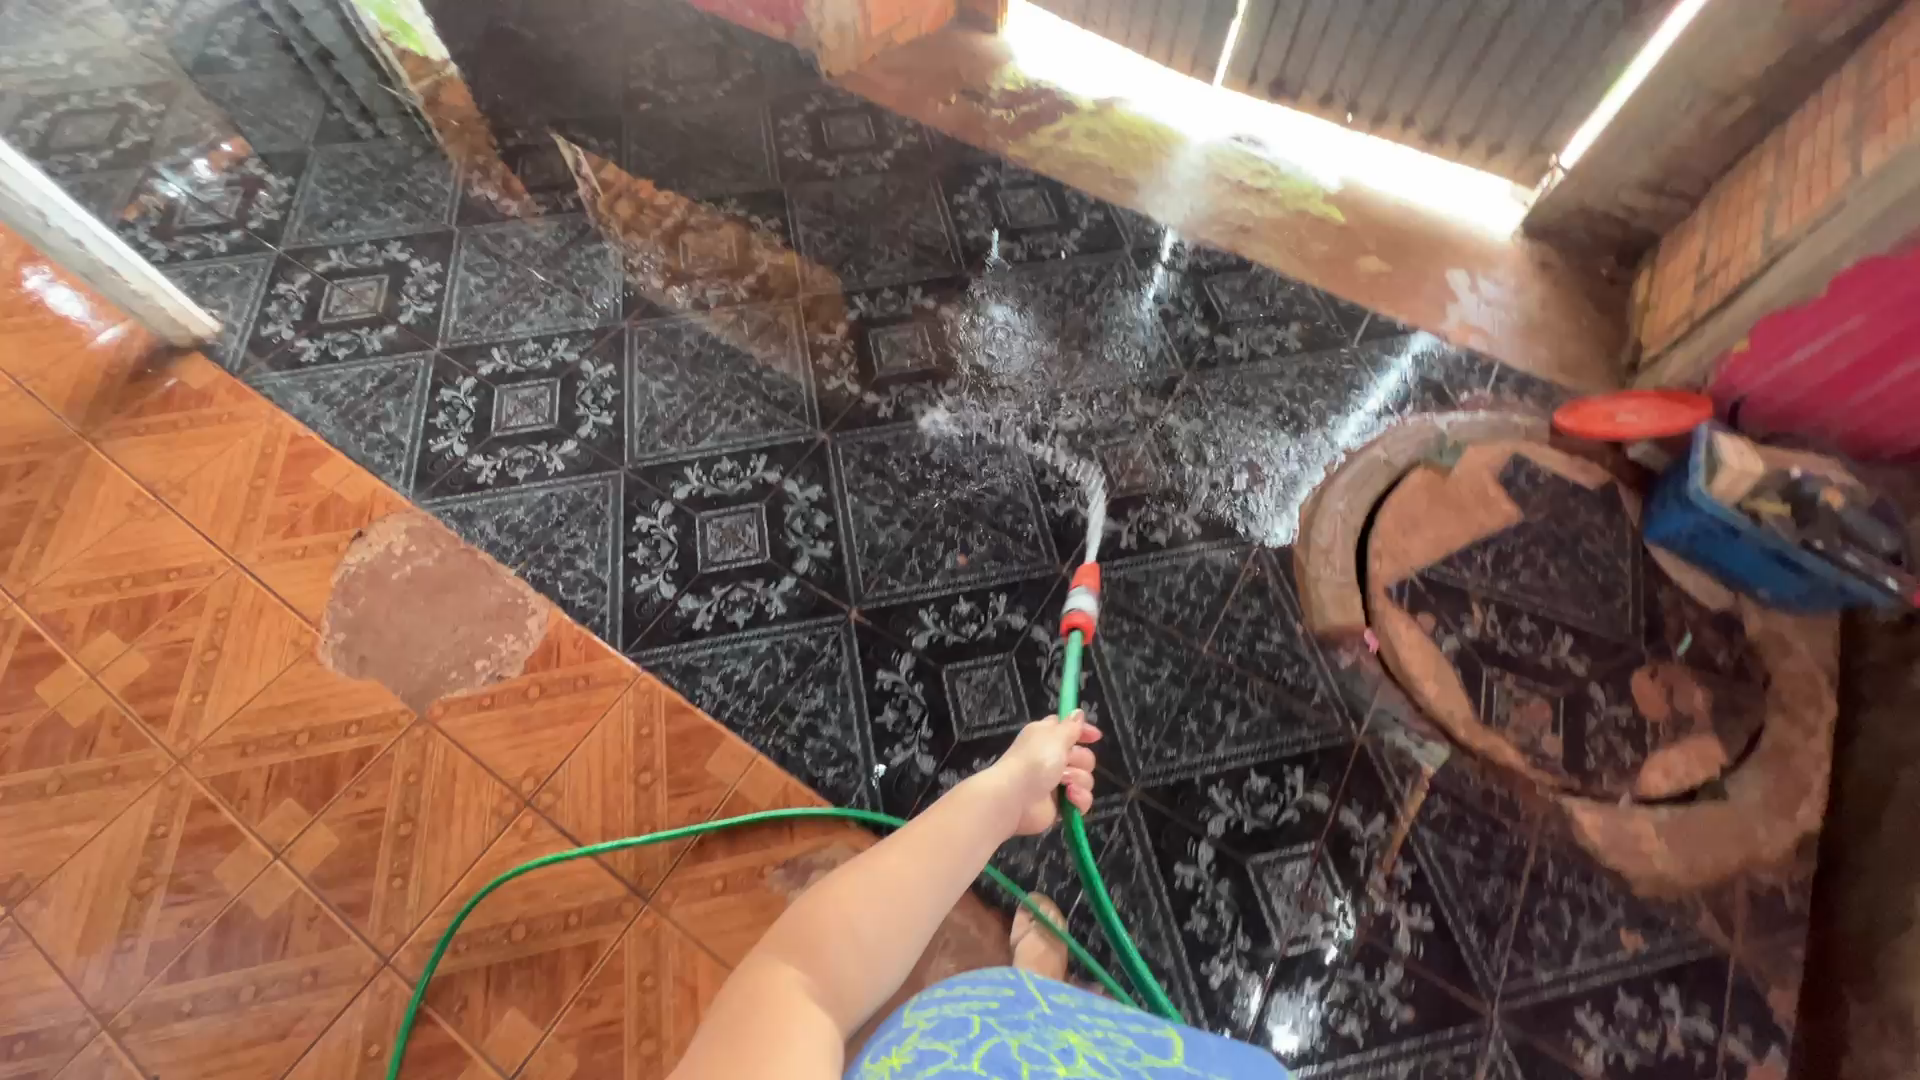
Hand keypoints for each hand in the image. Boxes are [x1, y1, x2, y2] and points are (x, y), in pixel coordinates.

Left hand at [984, 711, 1101, 836]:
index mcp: (1046, 737)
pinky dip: (1079, 799)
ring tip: (1065, 783)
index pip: (1069, 729)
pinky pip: (1082, 800)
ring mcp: (1057, 783)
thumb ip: (1070, 726)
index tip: (1096, 736)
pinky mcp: (1061, 805)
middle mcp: (1052, 758)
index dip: (1082, 731)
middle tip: (1068, 762)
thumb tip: (1078, 712)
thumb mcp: (1054, 736)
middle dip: (1081, 760)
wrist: (1015, 797)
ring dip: (1078, 779)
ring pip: (1085, 778)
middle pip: (1083, 756)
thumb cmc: (1034, 760)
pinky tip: (1069, 798)